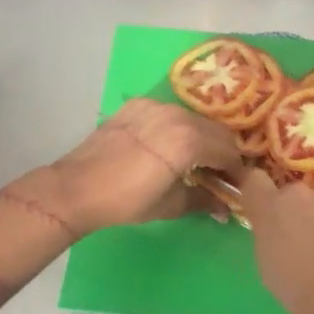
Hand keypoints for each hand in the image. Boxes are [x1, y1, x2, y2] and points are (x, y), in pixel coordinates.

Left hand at [47, 99, 242, 232]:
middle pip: (216, 131)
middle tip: (220, 174)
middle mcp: (177, 116)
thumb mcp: (171, 205)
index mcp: (189, 141)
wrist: (77, 188)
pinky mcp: (138, 105)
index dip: (237, 170)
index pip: (229, 151)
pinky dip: (179, 128)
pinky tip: (170, 147)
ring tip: (196, 161)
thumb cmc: (127, 201)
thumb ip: (204, 200)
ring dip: (203, 138)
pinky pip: (171, 113)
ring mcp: (156, 106)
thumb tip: (226, 208)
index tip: (237, 186)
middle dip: (224, 152)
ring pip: (195, 119)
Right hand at [238, 166, 313, 313]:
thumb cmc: (304, 293)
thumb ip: (268, 237)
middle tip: (303, 244)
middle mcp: (302, 195)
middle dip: (294, 213)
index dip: (257, 194)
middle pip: (291, 196)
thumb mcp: (269, 268)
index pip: (254, 180)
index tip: (262, 211)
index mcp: (272, 209)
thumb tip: (278, 230)